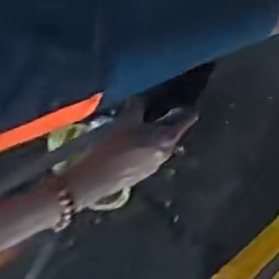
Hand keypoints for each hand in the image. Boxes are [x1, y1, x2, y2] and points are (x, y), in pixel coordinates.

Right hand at [54, 112, 196, 208]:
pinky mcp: (144, 175)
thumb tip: (143, 96)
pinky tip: (127, 151)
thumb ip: (137, 106)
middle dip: (166, 124)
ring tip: (136, 135)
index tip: (171, 105)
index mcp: (170, 137)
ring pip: (163, 145)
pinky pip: (151, 157)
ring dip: (155, 138)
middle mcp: (170, 150)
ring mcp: (158, 164)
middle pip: (176, 131)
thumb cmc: (110, 148)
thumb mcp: (124, 122)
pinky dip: (145, 151)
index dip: (182, 109)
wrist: (88, 182)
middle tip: (149, 119)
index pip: (189, 117)